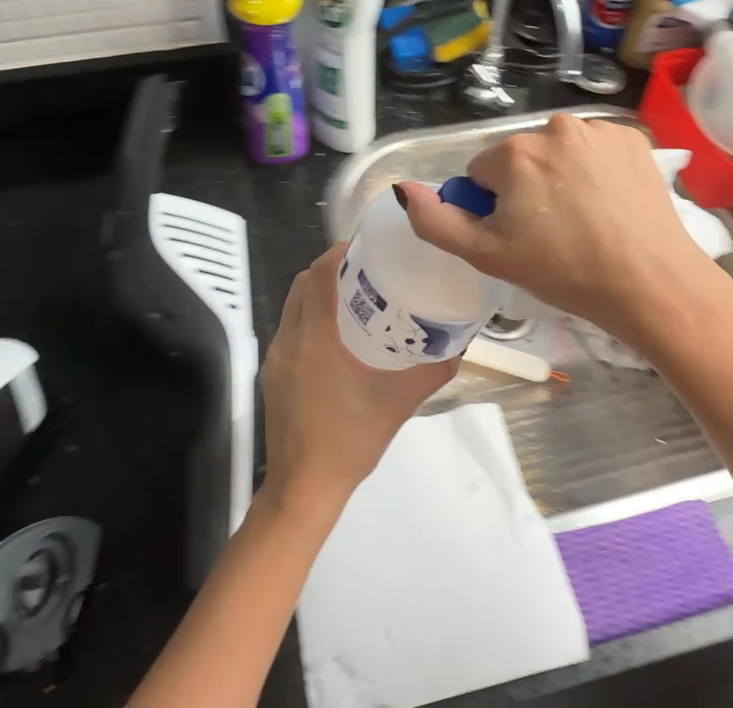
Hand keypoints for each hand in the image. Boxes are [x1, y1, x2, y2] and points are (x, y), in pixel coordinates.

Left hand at [259, 243, 458, 510]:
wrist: (303, 489)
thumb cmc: (350, 441)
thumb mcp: (397, 404)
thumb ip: (432, 373)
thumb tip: (461, 348)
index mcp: (314, 339)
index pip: (317, 276)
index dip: (336, 253)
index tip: (363, 243)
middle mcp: (288, 341)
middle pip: (300, 286)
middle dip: (327, 269)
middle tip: (364, 268)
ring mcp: (274, 360)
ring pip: (291, 308)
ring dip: (315, 293)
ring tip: (354, 296)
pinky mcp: (272, 377)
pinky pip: (289, 331)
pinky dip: (308, 317)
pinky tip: (336, 336)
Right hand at [396, 114, 732, 341]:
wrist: (650, 282)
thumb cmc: (563, 271)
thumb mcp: (487, 256)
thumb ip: (435, 221)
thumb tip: (404, 188)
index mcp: (513, 153)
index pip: (481, 175)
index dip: (493, 209)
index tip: (519, 238)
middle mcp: (554, 127)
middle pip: (520, 160)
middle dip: (527, 190)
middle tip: (552, 234)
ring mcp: (598, 130)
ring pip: (559, 153)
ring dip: (562, 178)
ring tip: (585, 222)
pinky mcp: (633, 139)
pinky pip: (596, 151)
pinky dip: (597, 171)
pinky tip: (610, 205)